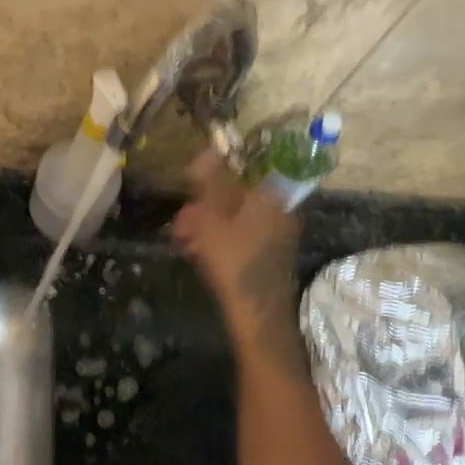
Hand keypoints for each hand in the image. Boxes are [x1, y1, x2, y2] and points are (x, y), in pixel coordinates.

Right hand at [172, 152, 304, 368]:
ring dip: (209, 226)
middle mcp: (283, 210)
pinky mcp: (273, 256)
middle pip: (239, 198)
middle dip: (206, 207)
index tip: (191, 192)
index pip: (243, 172)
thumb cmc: (234, 262)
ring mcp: (280, 235)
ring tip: (185, 243)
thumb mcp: (214, 219)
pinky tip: (200, 256)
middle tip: (181, 224)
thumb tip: (207, 150)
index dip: (214, 180)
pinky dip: (222, 241)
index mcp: (273, 196)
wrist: (257, 314)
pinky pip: (244, 238)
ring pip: (239, 219)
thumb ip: (210, 183)